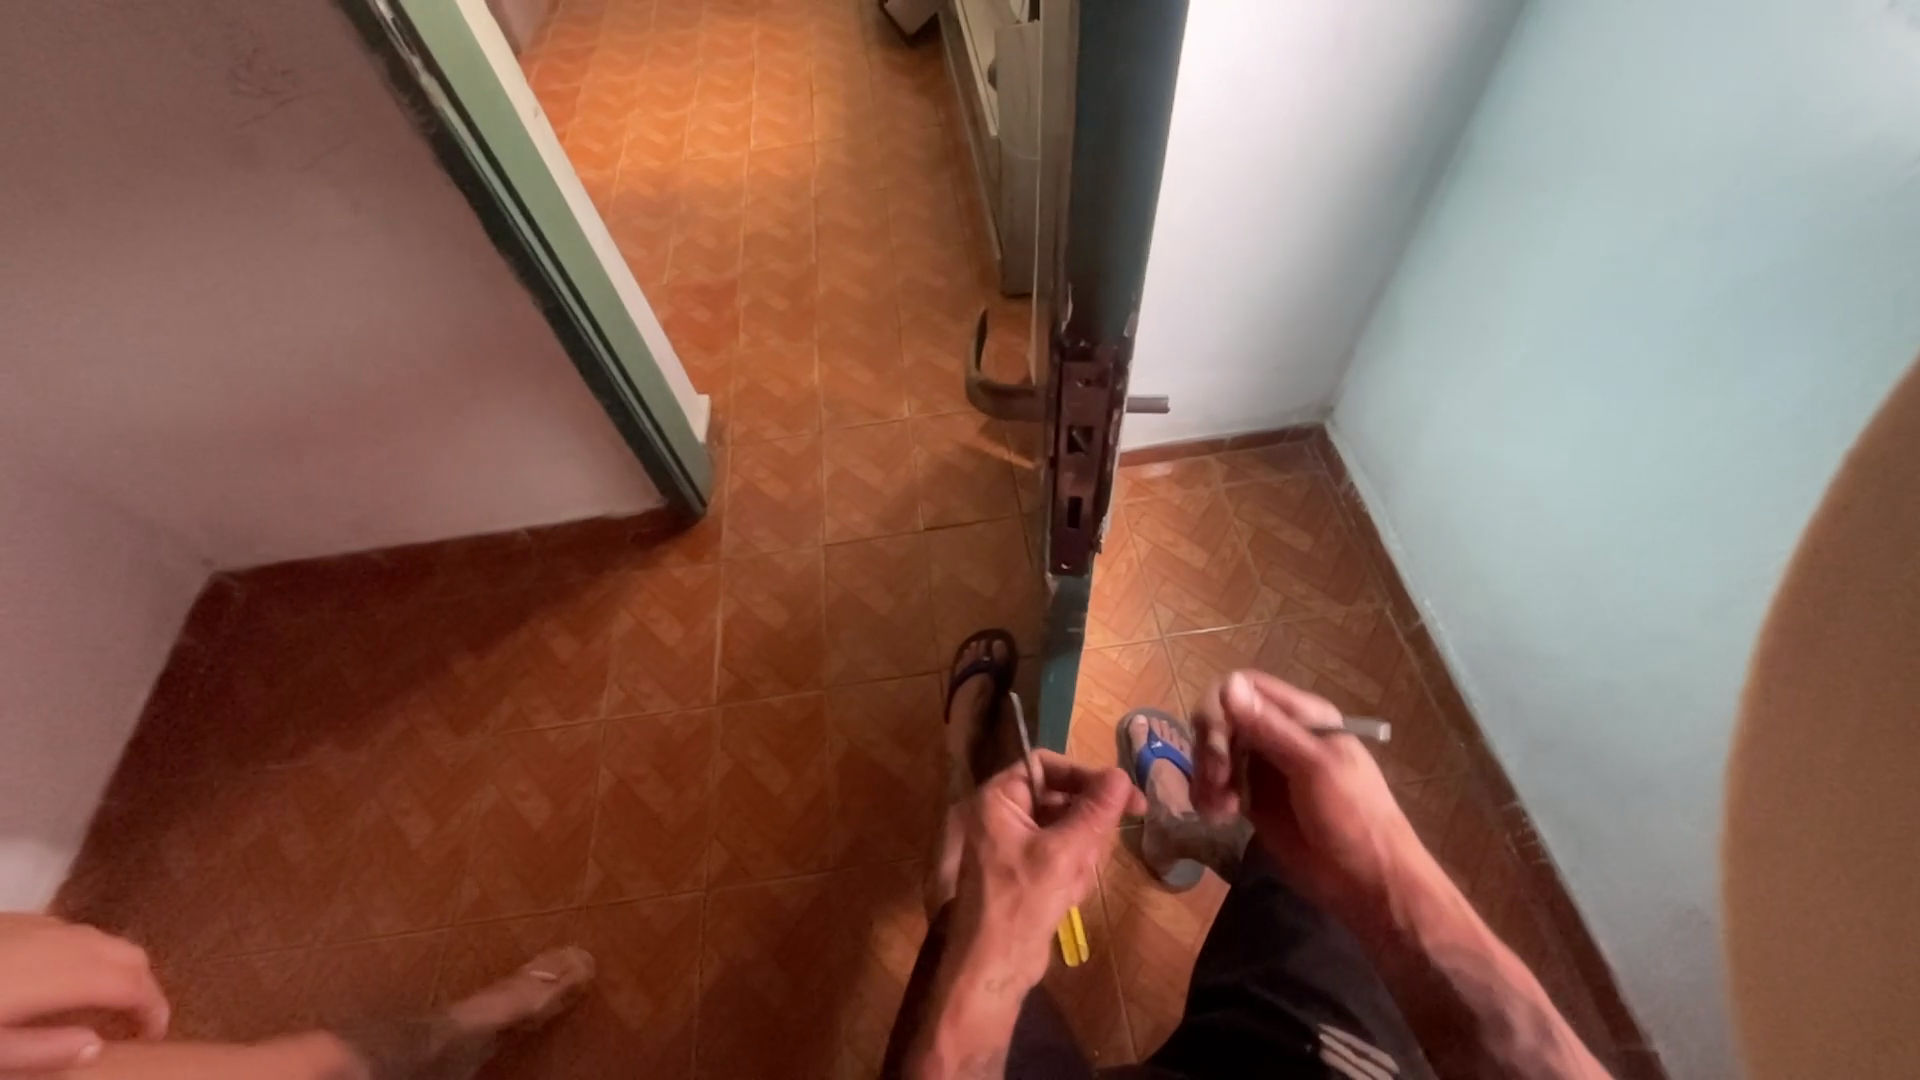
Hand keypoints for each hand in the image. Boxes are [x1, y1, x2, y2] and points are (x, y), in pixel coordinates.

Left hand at [0, 915, 168, 1073]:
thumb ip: (40, 1049)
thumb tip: (97, 1047)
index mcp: (68, 977)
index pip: (135, 987)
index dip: (155, 1009)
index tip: (155, 1035)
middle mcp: (72, 944)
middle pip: (131, 956)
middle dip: (143, 985)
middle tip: (134, 1018)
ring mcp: (45, 927)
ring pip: (106, 941)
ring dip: (117, 967)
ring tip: (102, 998)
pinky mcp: (19, 921)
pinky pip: (74, 934)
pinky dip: (87, 954)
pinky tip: (59, 974)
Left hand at [947, 752, 1143, 992]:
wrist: (993, 968)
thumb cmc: (1019, 903)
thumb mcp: (1062, 853)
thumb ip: (1094, 812)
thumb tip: (1121, 774)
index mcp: (999, 797)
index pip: (1048, 765)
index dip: (1085, 775)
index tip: (1122, 791)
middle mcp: (1005, 812)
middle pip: (1063, 798)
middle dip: (1084, 829)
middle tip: (1092, 854)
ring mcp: (1017, 841)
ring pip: (1069, 829)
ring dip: (1080, 856)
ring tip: (1070, 883)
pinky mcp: (1030, 868)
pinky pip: (1065, 854)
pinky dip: (1073, 873)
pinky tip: (1067, 896)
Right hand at [1190, 671, 1427, 912]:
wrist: (1369, 885)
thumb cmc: (1354, 819)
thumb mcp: (1315, 769)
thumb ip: (1270, 728)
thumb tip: (1227, 685)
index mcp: (1301, 715)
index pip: (1244, 686)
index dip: (1221, 707)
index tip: (1219, 742)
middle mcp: (1278, 732)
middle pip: (1221, 717)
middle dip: (1210, 746)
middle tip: (1217, 779)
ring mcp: (1262, 765)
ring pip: (1212, 750)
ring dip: (1205, 774)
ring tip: (1219, 808)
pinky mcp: (1250, 796)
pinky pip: (1214, 782)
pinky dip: (1207, 795)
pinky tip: (1219, 816)